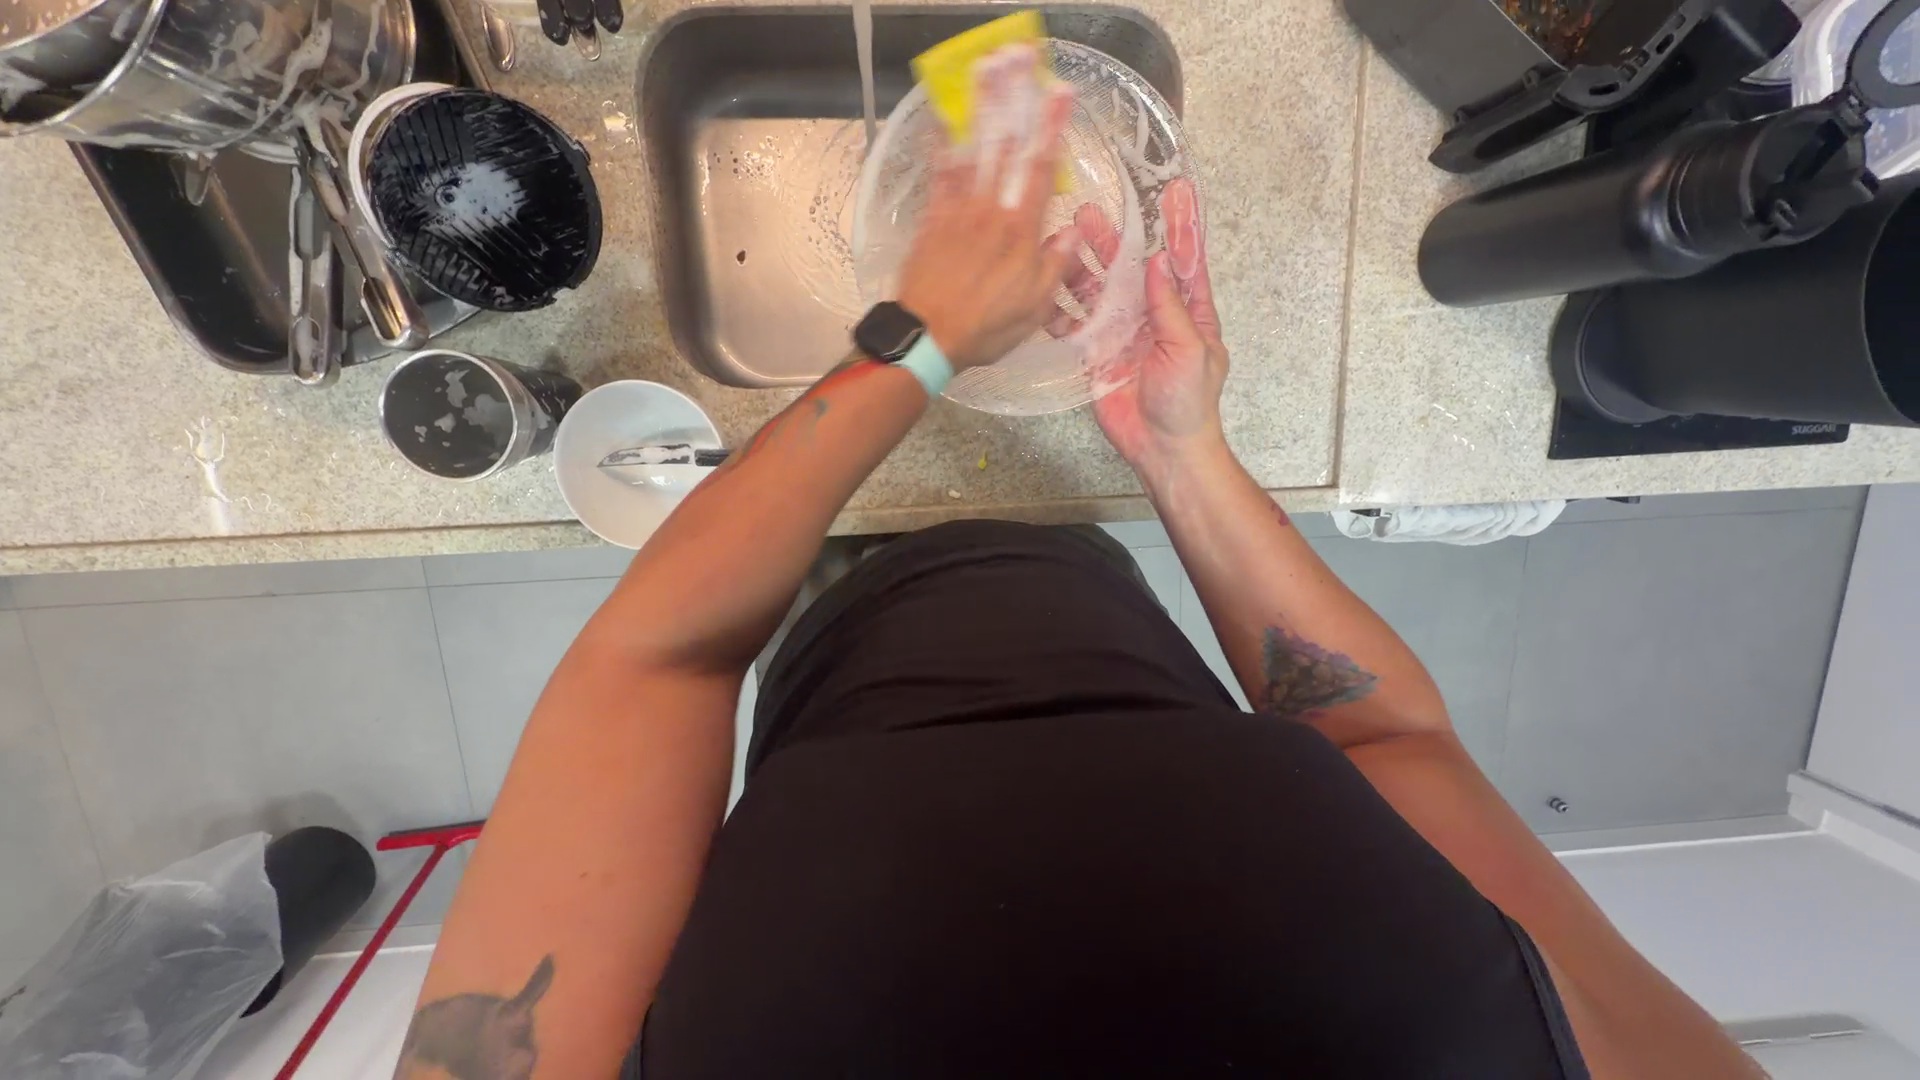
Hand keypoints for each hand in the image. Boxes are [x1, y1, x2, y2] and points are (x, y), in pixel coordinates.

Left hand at [894, 47, 1081, 370]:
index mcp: (1020, 232)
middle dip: (1014, 98)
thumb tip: (1073, 232)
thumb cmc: (985, 327)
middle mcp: (990, 211)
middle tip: (1019, 55)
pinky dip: (941, 145)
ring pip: (973, 150)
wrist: (927, 337)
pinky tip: (943, 117)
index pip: (1041, 170)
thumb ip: (1055, 267)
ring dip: (981, 106)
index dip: (1052, 128)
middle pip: (1005, 147)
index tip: (1061, 91)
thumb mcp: (1034, 308)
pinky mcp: (930, 221)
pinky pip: (937, 175)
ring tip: (987, 67)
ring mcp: (956, 212)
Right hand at [1068, 178, 1229, 481]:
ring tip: (1060, 240)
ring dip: (1080, 267)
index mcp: (1185, 310)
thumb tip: (1158, 262)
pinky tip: (1043, 288)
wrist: (1162, 447)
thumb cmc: (1189, 402)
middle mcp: (1150, 315)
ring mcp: (1120, 333)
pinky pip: (1074, 325)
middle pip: (1129, 269)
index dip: (1179, 226)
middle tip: (1088, 214)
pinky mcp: (1095, 354)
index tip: (1175, 191)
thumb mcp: (1191, 350)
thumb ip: (1172, 307)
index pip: (1182, 260)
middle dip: (1111, 241)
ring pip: (1097, 292)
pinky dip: (1059, 308)